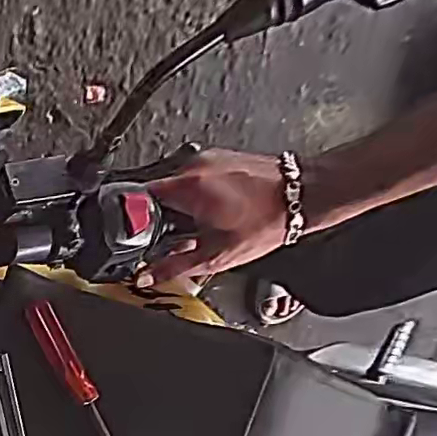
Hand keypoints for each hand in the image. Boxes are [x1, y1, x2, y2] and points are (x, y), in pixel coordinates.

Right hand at [135, 149, 291, 286]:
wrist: (304, 196)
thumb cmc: (267, 220)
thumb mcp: (213, 255)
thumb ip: (172, 267)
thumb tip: (145, 276)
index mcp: (187, 187)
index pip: (137, 198)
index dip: (132, 221)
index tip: (135, 237)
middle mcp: (194, 167)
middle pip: (153, 192)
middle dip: (154, 217)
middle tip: (168, 238)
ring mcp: (208, 159)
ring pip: (172, 186)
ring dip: (174, 207)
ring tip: (191, 226)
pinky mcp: (220, 159)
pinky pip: (191, 179)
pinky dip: (190, 197)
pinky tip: (206, 213)